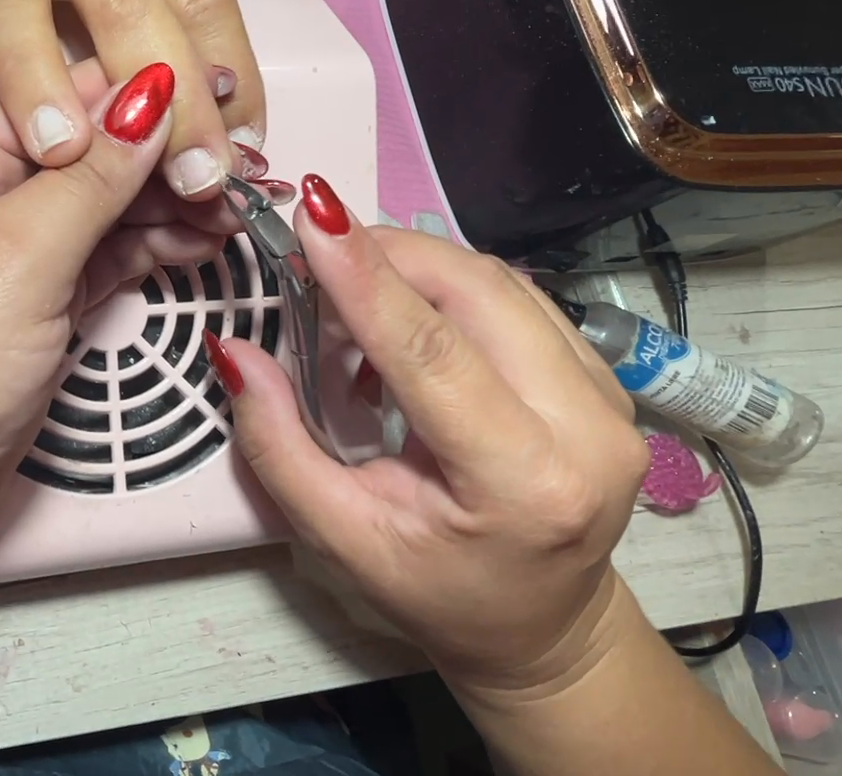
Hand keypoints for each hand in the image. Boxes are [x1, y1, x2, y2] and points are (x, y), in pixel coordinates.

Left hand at [0, 60, 238, 546]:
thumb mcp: (12, 261)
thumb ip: (90, 180)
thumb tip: (151, 101)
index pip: (62, 97)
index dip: (144, 97)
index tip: (217, 105)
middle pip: (91, 147)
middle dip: (166, 156)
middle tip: (241, 167)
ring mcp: (10, 245)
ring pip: (105, 202)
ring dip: (169, 203)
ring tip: (234, 206)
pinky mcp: (36, 294)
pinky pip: (104, 252)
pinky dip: (151, 246)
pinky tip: (197, 239)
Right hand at [208, 180, 649, 691]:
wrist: (543, 626)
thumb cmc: (435, 590)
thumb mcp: (337, 535)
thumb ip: (277, 442)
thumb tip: (233, 350)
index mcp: (522, 481)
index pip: (432, 352)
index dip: (365, 276)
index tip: (313, 215)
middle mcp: (587, 427)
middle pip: (477, 292)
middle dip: (386, 253)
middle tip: (315, 252)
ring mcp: (608, 395)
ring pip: (498, 280)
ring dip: (413, 264)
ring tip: (350, 291)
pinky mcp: (601, 375)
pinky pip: (513, 296)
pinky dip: (444, 285)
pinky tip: (403, 316)